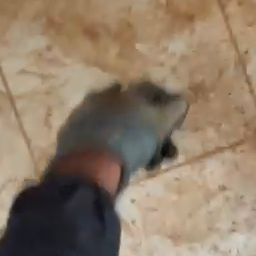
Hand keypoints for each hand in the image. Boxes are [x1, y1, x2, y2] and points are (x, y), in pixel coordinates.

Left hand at [50, 82, 189, 191]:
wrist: (87, 166)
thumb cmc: (131, 140)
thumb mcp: (160, 122)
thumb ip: (174, 108)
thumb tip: (183, 99)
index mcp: (127, 90)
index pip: (152, 90)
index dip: (167, 105)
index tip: (175, 124)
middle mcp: (106, 97)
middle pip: (135, 111)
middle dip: (153, 131)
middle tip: (164, 151)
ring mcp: (85, 116)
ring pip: (119, 127)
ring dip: (137, 143)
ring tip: (148, 163)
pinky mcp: (71, 137)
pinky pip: (102, 141)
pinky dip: (115, 149)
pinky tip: (122, 164)